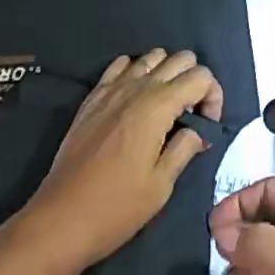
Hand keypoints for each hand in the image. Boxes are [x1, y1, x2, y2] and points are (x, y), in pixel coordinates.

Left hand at [0, 49, 222, 274]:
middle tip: (190, 113)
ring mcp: (113, 88)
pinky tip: (134, 97)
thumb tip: (198, 130)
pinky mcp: (93, 96)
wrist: (60, 220)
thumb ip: (186, 147)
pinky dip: (135, 72)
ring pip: (152, 55)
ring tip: (165, 104)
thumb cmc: (115, 206)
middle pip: (180, 58)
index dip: (213, 96)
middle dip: (194, 80)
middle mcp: (138, 86)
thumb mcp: (161, 185)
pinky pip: (121, 64)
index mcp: (159, 105)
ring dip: (166, 72)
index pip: (201, 75)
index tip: (207, 125)